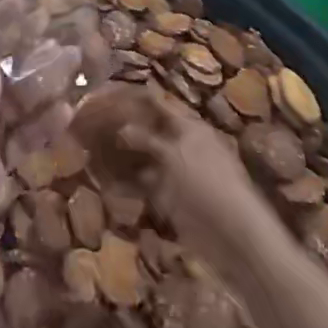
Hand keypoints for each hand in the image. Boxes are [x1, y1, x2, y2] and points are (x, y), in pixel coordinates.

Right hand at [113, 104, 281, 257]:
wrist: (230, 231)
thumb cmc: (205, 180)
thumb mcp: (174, 154)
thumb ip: (147, 139)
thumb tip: (123, 127)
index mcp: (191, 128)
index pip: (163, 107)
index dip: (141, 101)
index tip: (114, 96)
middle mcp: (184, 146)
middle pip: (153, 133)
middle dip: (129, 130)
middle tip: (98, 125)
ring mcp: (178, 174)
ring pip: (147, 160)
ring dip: (126, 159)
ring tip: (97, 153)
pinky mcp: (172, 200)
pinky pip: (146, 187)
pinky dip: (129, 186)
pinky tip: (107, 184)